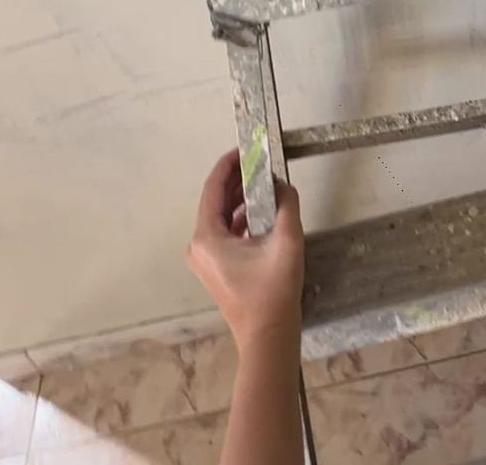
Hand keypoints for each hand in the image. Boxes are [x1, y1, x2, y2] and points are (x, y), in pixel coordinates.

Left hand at [186, 149, 304, 350]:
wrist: (269, 336)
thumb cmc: (273, 289)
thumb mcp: (286, 240)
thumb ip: (286, 203)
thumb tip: (282, 183)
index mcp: (207, 237)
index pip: (213, 188)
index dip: (229, 164)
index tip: (246, 148)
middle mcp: (199, 246)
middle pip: (216, 201)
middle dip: (238, 179)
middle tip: (260, 161)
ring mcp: (206, 259)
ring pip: (222, 216)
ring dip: (242, 198)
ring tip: (266, 181)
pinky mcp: (217, 268)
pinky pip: (227, 232)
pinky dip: (243, 217)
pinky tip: (264, 210)